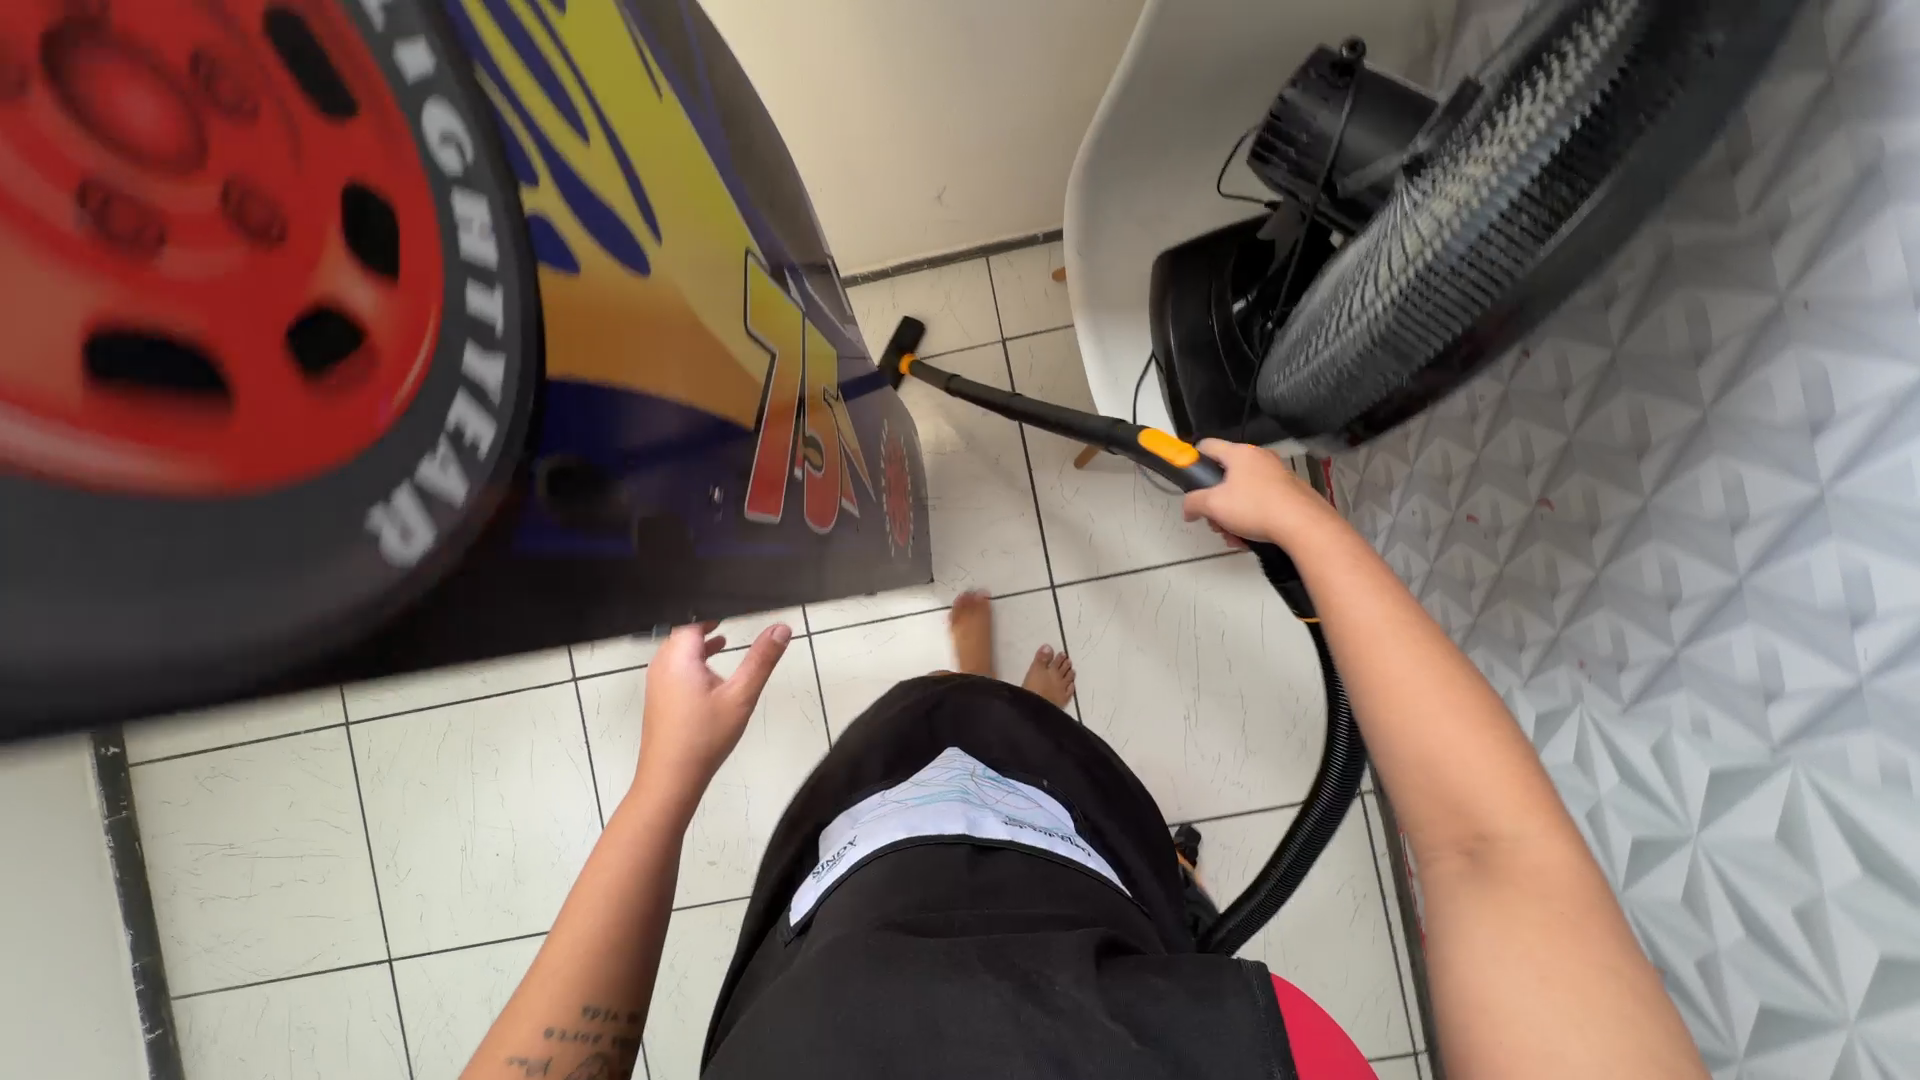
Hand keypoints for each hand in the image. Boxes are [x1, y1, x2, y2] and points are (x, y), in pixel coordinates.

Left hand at [633, 621, 792, 814]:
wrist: (670, 779)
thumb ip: (761, 659)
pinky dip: (692, 661)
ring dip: (699, 644)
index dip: (715, 610)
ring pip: (677, 652)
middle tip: (733, 616)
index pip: (694, 619)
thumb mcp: (741, 695)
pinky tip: (711, 673)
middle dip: (707, 624)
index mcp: (678, 657)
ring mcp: (656, 682)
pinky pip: (674, 667)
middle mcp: (661, 664)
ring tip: (724, 639)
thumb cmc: (706, 735)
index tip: (737, 605)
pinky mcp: (658, 699)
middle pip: (683, 633)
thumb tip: (781, 627)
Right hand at [1182, 439, 1343, 548]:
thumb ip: (1193, 503)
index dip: (1192, 459)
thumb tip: (1188, 510)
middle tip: (1213, 518)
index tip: (1188, 479)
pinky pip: (1261, 501)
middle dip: (1214, 500)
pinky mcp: (1290, 491)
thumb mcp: (1213, 506)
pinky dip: (1251, 518)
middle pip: (1225, 475)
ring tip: (1232, 535)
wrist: (1303, 524)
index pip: (1207, 445)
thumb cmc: (1254, 507)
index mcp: (1239, 453)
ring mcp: (1277, 474)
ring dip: (1231, 514)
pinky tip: (1249, 538)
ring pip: (1243, 492)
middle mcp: (1259, 458)